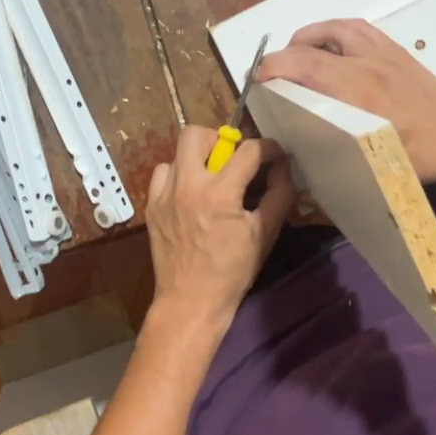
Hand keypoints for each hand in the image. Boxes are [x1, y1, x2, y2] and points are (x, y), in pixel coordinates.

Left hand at [144, 126, 297, 343]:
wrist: (190, 301)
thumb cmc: (232, 271)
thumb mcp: (264, 234)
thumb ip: (278, 196)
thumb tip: (284, 169)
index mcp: (219, 194)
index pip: (248, 150)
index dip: (268, 147)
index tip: (275, 155)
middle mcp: (187, 186)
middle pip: (197, 133)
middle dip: (220, 139)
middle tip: (232, 159)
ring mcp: (164, 195)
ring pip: (177, 152)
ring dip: (197, 158)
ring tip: (210, 179)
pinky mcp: (151, 206)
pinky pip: (162, 174)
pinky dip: (177, 176)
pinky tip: (189, 194)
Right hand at [257, 19, 435, 183]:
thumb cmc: (417, 158)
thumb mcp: (370, 163)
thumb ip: (332, 157)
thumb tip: (299, 166)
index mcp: (358, 92)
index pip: (304, 65)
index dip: (273, 67)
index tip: (258, 79)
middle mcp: (368, 65)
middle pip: (315, 44)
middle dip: (286, 54)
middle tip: (275, 71)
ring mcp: (385, 54)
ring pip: (338, 28)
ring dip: (312, 36)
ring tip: (300, 51)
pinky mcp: (397, 52)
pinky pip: (360, 30)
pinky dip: (337, 34)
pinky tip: (333, 48)